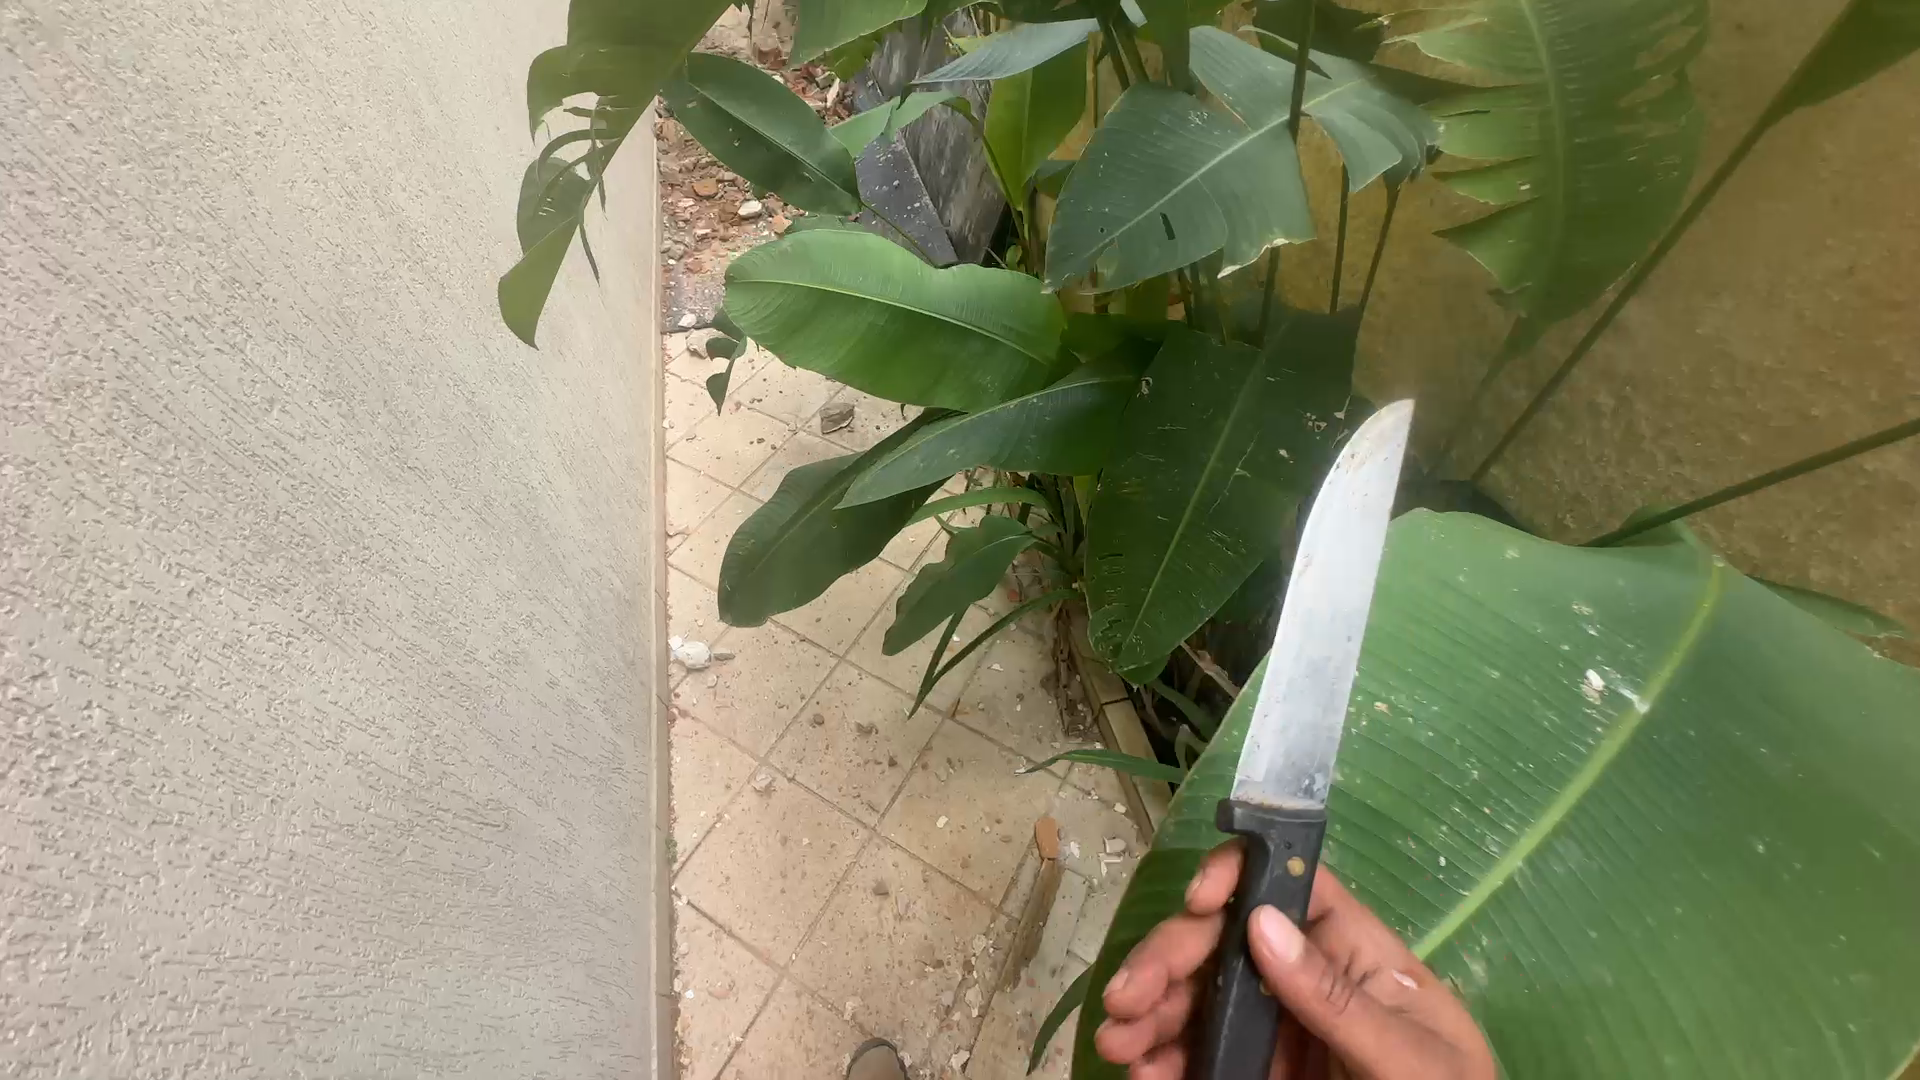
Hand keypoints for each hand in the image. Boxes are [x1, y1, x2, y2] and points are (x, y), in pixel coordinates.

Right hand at [1095, 841, 1495, 1079]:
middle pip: (1219, 937)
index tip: (1196, 901)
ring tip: (1119, 1045)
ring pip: (1195, 992)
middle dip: (1164, 959)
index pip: (1283, 882)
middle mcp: (1299, 973)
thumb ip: (1341, 999)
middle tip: (1124, 999)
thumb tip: (1261, 919)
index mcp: (1348, 949)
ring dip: (1148, 1011)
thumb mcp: (1416, 1066)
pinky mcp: (1253, 1068)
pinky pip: (1198, 1049)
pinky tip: (1145, 1074)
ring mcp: (1272, 1022)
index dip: (1232, 875)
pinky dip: (1162, 1058)